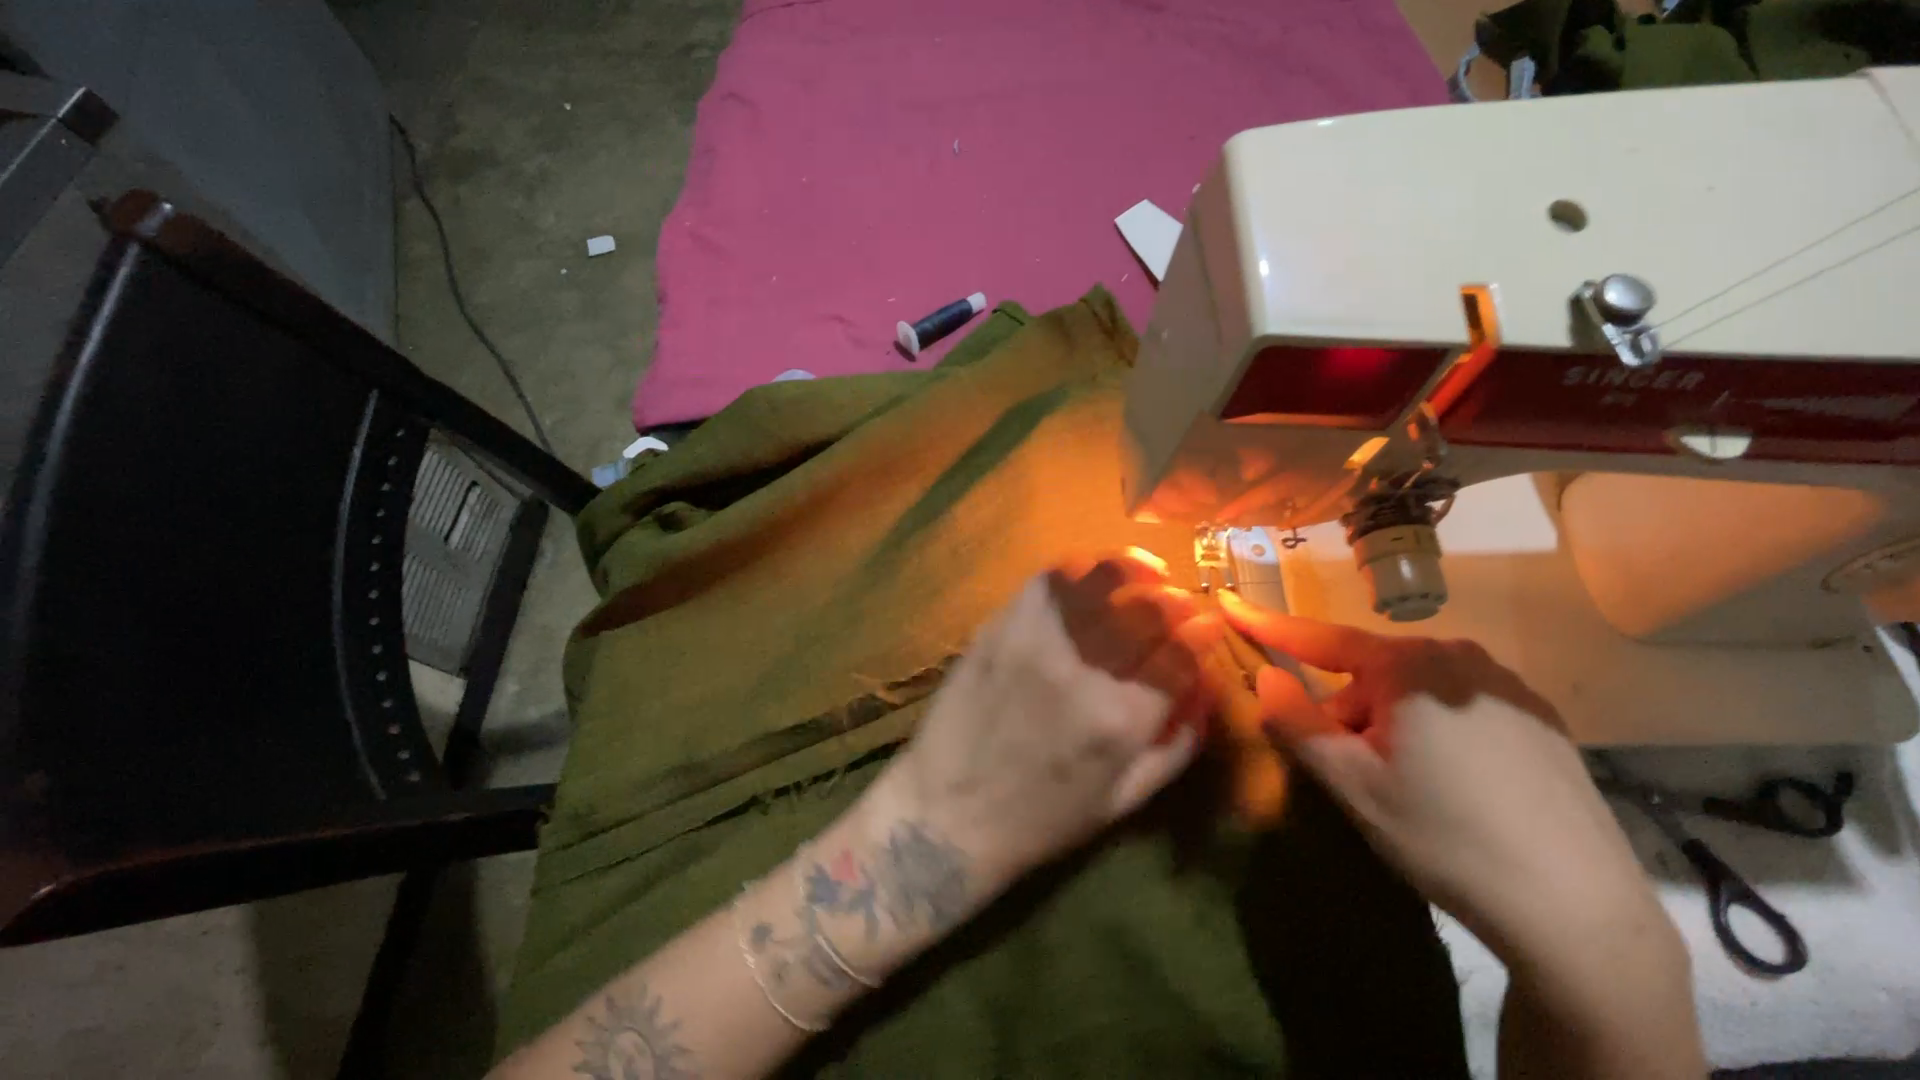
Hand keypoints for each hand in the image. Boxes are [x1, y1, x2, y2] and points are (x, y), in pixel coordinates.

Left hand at [875, 550, 1221, 887]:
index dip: (1204, 633)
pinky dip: (1079, 569)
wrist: (948, 816)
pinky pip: (1048, 579)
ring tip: (1146, 574)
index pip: (1183, 652)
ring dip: (1134, 570)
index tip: (1208, 625)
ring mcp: (1037, 642)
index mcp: (1123, 719)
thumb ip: (1177, 746)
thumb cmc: (1042, 820)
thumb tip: (1204, 690)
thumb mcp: (1124, 802)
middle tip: (1179, 603)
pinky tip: (1092, 578)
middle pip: (1149, 609)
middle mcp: (1085, 671)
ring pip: (1101, 581)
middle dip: (1176, 600)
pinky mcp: (1000, 627)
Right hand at [1218, 594, 1662, 958]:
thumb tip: (1266, 676)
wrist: (1574, 905)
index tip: (1227, 602)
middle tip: (1353, 779)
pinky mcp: (1540, 720)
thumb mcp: (1350, 784)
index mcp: (1407, 666)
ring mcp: (1507, 686)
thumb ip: (1295, 722)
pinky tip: (1457, 790)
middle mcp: (1459, 658)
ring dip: (1392, 727)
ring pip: (1415, 694)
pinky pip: (1460, 710)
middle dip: (1347, 714)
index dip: (1267, 624)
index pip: (1319, 638)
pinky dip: (1437, 735)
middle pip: (1371, 675)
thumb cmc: (1443, 835)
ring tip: (1408, 791)